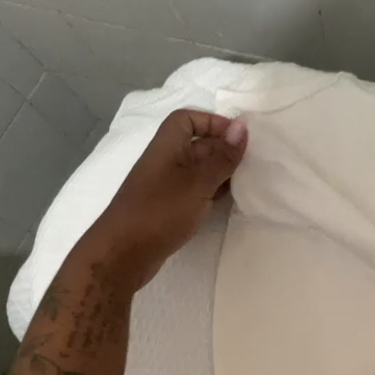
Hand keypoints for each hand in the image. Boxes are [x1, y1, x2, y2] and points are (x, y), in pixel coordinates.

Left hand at [85, 109, 246, 290]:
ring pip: (198, 169)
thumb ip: (222, 157)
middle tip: (252, 162)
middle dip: (223, 149)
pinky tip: (227, 201)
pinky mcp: (168, 208)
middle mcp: (165, 162)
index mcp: (167, 147)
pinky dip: (212, 192)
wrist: (122, 255)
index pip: (187, 119)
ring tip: (246, 181)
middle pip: (196, 144)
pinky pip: (194, 190)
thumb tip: (242, 127)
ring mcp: (165, 186)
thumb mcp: (198, 182)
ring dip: (220, 172)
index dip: (212, 122)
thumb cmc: (160, 212)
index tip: (238, 138)